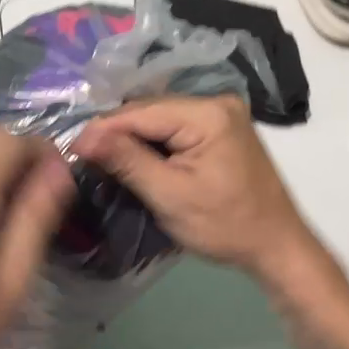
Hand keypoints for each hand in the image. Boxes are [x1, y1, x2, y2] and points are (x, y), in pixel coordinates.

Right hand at [72, 97, 315, 280]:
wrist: (277, 247)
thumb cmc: (225, 226)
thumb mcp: (169, 196)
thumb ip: (127, 160)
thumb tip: (83, 136)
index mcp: (208, 113)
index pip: (142, 112)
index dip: (104, 128)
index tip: (71, 147)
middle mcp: (216, 101)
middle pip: (151, 111)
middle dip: (117, 132)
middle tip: (83, 155)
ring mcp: (222, 113)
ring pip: (161, 118)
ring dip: (133, 136)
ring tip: (101, 156)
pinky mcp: (222, 127)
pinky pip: (177, 127)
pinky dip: (154, 141)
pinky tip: (134, 156)